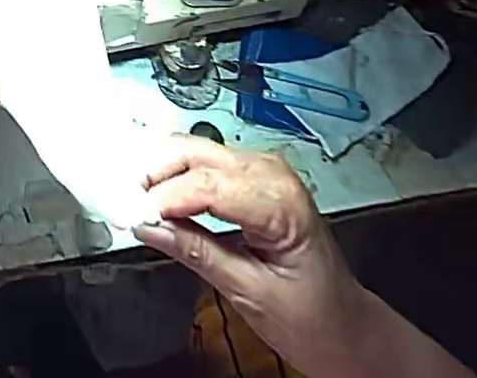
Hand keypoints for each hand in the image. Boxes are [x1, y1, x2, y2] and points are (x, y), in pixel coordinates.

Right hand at [134, 136, 368, 358]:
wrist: (348, 325)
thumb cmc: (313, 318)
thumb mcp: (250, 294)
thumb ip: (196, 253)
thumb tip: (148, 226)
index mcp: (281, 203)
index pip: (208, 185)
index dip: (166, 197)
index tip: (135, 214)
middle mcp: (272, 172)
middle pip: (197, 153)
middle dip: (157, 173)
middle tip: (127, 202)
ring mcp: (262, 168)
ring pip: (196, 150)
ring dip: (164, 170)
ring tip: (139, 200)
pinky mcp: (251, 173)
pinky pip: (205, 161)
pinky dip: (178, 173)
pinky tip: (162, 194)